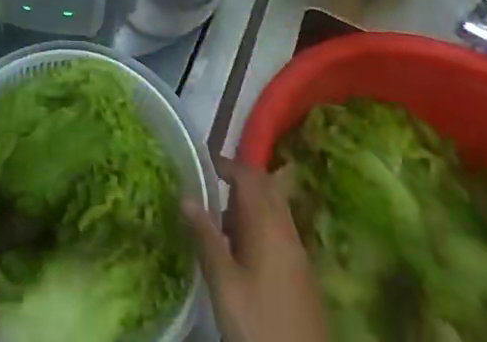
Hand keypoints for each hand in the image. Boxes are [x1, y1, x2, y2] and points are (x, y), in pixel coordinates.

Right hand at [183, 159, 328, 341]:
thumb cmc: (257, 322)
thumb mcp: (224, 284)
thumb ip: (206, 239)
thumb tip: (186, 198)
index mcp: (269, 223)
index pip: (250, 177)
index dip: (228, 165)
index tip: (204, 163)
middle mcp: (287, 227)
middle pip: (267, 187)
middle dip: (240, 179)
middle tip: (211, 185)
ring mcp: (297, 248)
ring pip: (274, 209)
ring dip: (249, 203)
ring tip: (218, 219)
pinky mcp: (300, 269)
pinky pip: (279, 229)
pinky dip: (259, 224)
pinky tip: (241, 248)